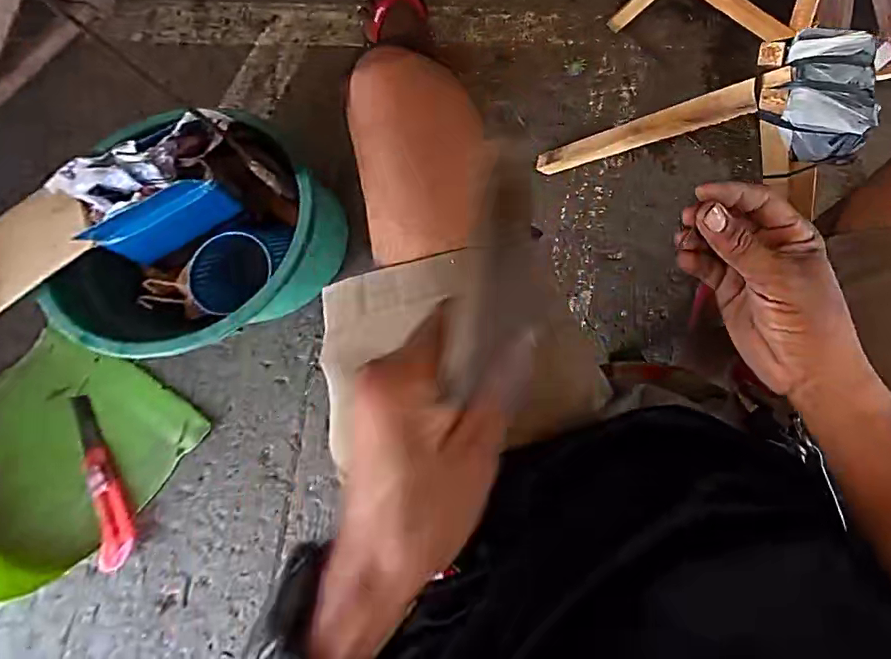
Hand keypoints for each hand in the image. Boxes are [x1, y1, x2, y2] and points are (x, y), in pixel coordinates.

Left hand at [310, 305, 531, 658]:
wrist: (373, 574)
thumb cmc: (422, 518)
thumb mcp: (477, 448)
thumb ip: (500, 384)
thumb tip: (523, 339)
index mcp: (397, 375)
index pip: (448, 317)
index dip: (484, 318)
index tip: (511, 325)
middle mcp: (374, 376)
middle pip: (438, 340)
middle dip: (471, 356)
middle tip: (498, 380)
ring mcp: (367, 396)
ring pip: (428, 363)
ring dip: (456, 377)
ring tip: (478, 408)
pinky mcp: (370, 415)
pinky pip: (413, 383)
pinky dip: (438, 393)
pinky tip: (454, 425)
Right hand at [674, 181, 869, 399]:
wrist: (809, 374)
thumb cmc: (814, 325)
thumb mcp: (777, 278)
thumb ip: (740, 246)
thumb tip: (710, 213)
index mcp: (792, 235)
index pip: (758, 201)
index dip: (731, 194)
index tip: (704, 193)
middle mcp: (768, 246)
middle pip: (732, 217)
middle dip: (709, 214)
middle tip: (690, 217)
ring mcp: (747, 267)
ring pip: (715, 240)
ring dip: (697, 236)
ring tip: (684, 238)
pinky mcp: (730, 288)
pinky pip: (707, 266)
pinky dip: (694, 259)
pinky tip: (686, 258)